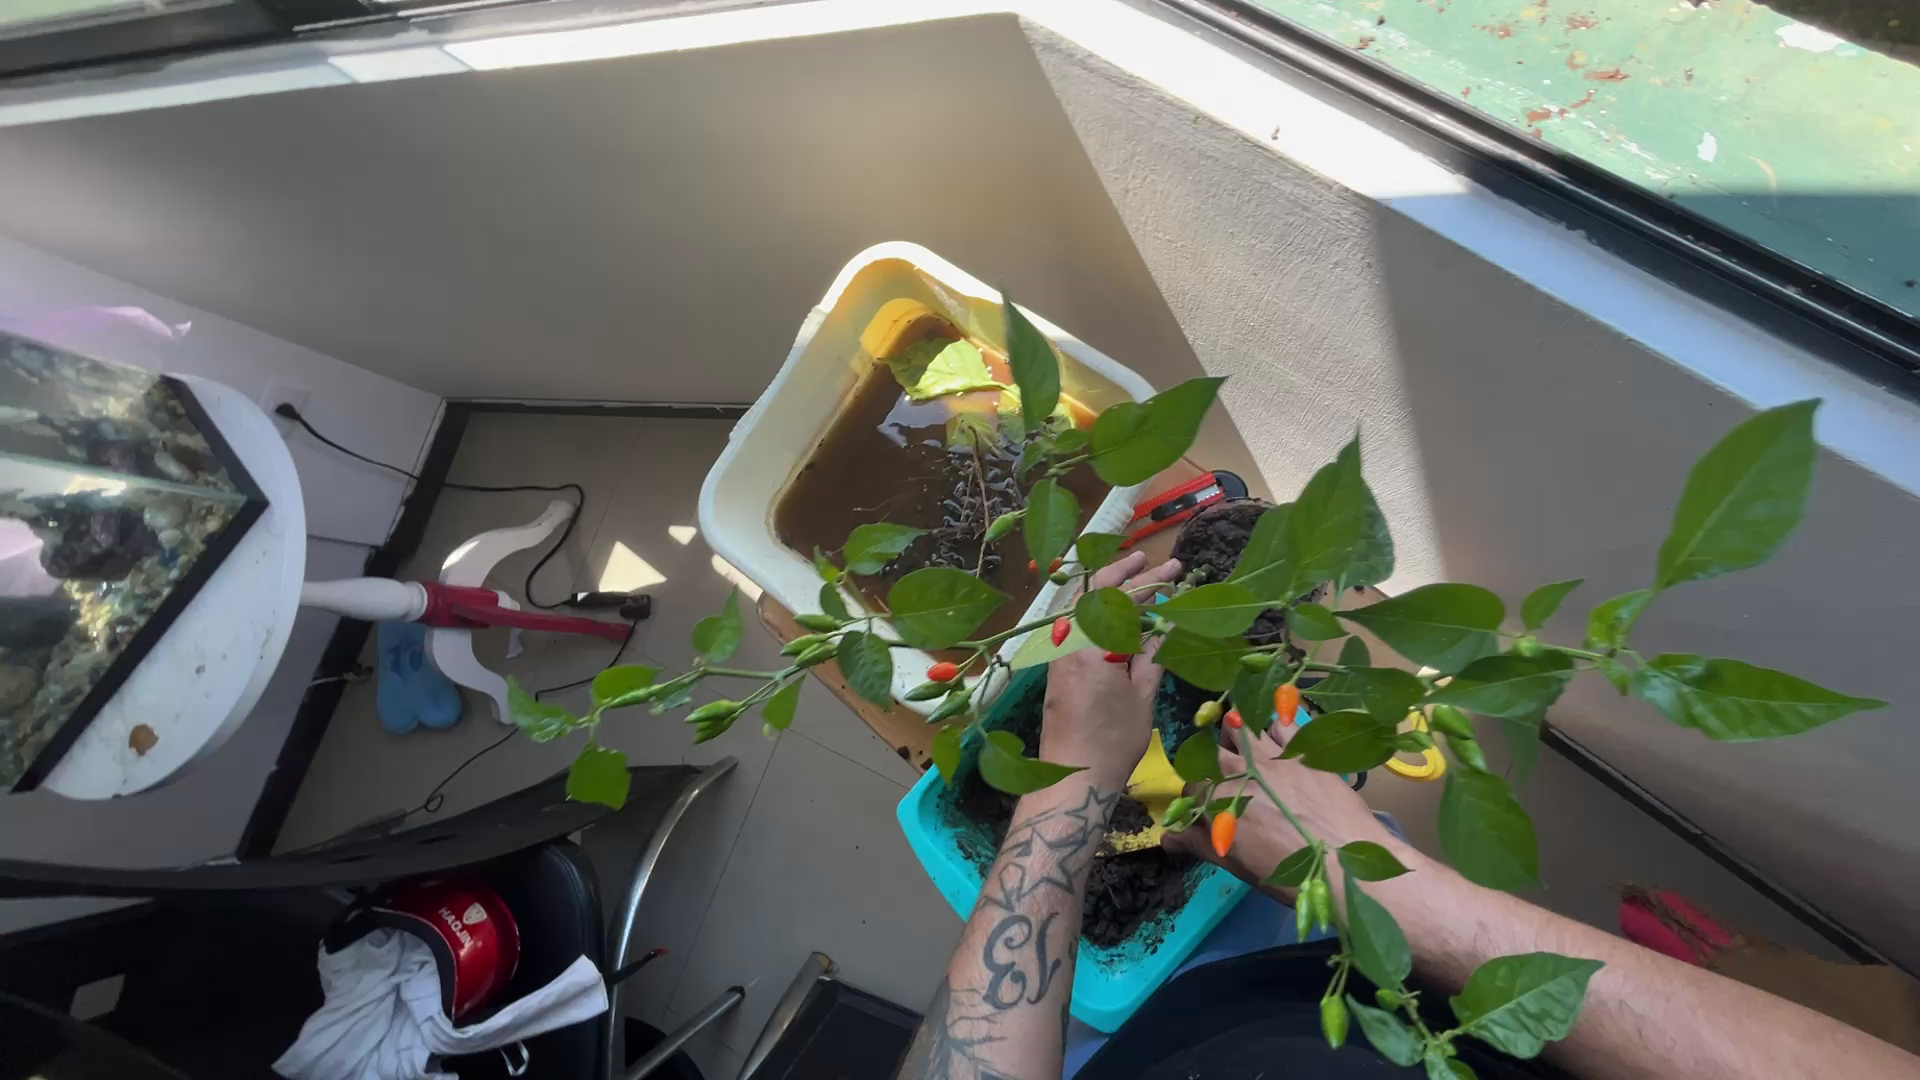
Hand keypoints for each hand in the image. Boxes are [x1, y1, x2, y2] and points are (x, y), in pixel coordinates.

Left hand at [1038, 550, 1181, 785]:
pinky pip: (1076, 626)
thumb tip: (1166, 624)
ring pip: (1082, 607)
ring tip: (1134, 572)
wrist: (1072, 775)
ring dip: (1108, 589)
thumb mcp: (1141, 696)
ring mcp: (1057, 652)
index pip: (1122, 599)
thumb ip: (1152, 654)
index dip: (1149, 580)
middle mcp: (1068, 640)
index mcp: (1091, 644)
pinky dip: (1097, 612)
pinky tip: (1115, 611)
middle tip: (1150, 559)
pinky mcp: (1056, 665)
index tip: (1173, 568)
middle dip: (1124, 574)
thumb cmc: (1112, 740)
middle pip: (1096, 594)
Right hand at [1163, 717, 1404, 895]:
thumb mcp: (1237, 863)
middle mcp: (1238, 770)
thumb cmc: (1288, 872)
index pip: (1193, 789)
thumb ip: (1199, 844)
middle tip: (1223, 772)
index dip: (1196, 799)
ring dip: (1234, 730)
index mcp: (1218, 799)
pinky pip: (1280, 723)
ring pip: (1240, 727)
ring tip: (1239, 735)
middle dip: (1211, 760)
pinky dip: (1273, 722)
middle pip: (1211, 753)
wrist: (1346, 864)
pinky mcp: (1301, 750)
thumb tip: (1166, 838)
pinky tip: (1274, 725)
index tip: (1205, 809)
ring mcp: (1269, 756)